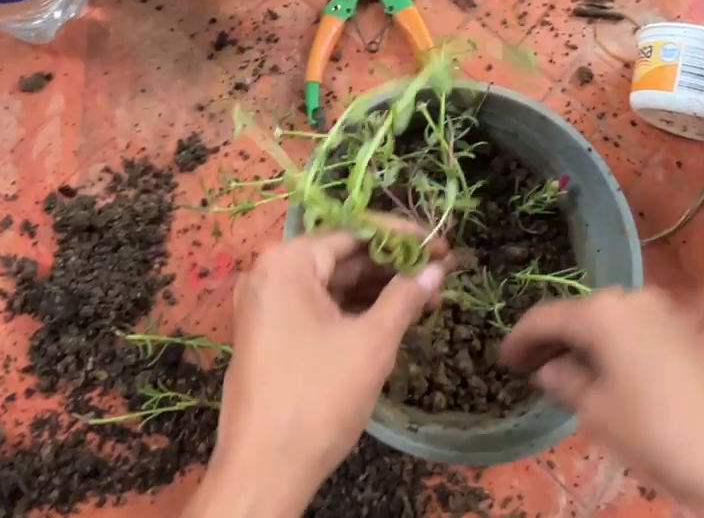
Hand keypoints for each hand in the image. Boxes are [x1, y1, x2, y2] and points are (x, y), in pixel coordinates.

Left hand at [184, 232, 444, 517]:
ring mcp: (266, 304)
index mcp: (288, 261)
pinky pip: (317, 307)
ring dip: (376, 289)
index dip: (401, 238)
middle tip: (441, 271)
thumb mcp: (372, 343)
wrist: (263, 471)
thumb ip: (405, 298)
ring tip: (427, 295)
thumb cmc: (318, 397)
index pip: (353, 232)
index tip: (440, 243)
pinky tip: (392, 316)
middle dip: (391, 266)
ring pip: (332, 284)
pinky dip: (353, 310)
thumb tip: (436, 269)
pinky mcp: (269, 333)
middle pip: (342, 256)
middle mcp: (270, 272)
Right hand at [502, 287, 703, 517]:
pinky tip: (604, 375)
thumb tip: (548, 369)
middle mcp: (630, 299)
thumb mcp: (600, 414)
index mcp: (602, 310)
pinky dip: (610, 348)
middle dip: (552, 340)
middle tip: (529, 369)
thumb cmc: (660, 433)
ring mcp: (662, 313)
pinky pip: (632, 331)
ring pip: (606, 322)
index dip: (520, 338)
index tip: (501, 359)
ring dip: (582, 344)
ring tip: (563, 375)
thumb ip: (566, 383)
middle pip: (578, 314)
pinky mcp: (684, 333)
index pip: (546, 317)